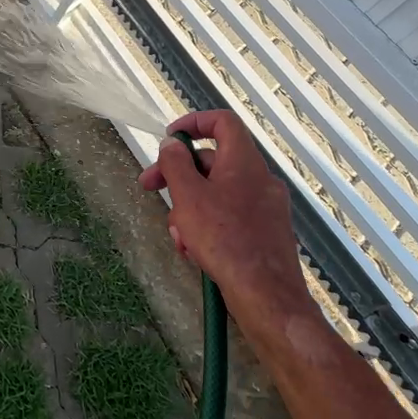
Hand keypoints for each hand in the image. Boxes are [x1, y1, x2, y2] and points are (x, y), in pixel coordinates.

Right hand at [139, 110, 310, 320]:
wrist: (267, 297)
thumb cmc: (224, 238)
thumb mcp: (188, 195)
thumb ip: (175, 163)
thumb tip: (173, 144)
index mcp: (244, 162)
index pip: (223, 121)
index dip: (193, 121)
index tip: (169, 138)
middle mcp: (260, 179)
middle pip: (212, 160)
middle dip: (178, 173)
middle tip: (150, 186)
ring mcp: (266, 208)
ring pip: (216, 192)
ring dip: (189, 206)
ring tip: (178, 235)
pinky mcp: (266, 233)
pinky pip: (229, 216)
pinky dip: (207, 225)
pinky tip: (194, 250)